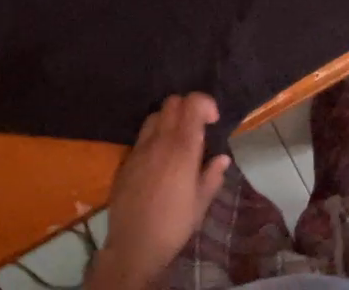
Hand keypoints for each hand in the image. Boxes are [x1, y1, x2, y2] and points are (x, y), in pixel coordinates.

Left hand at [88, 94, 230, 289]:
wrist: (134, 245)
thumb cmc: (173, 225)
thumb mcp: (200, 204)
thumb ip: (212, 176)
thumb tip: (222, 158)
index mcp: (182, 148)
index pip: (192, 103)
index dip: (205, 103)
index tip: (212, 121)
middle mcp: (159, 141)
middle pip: (172, 102)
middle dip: (187, 107)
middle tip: (197, 128)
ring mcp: (139, 149)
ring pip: (155, 116)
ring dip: (169, 120)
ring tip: (176, 141)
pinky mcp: (126, 160)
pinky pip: (141, 136)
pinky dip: (154, 137)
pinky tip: (158, 160)